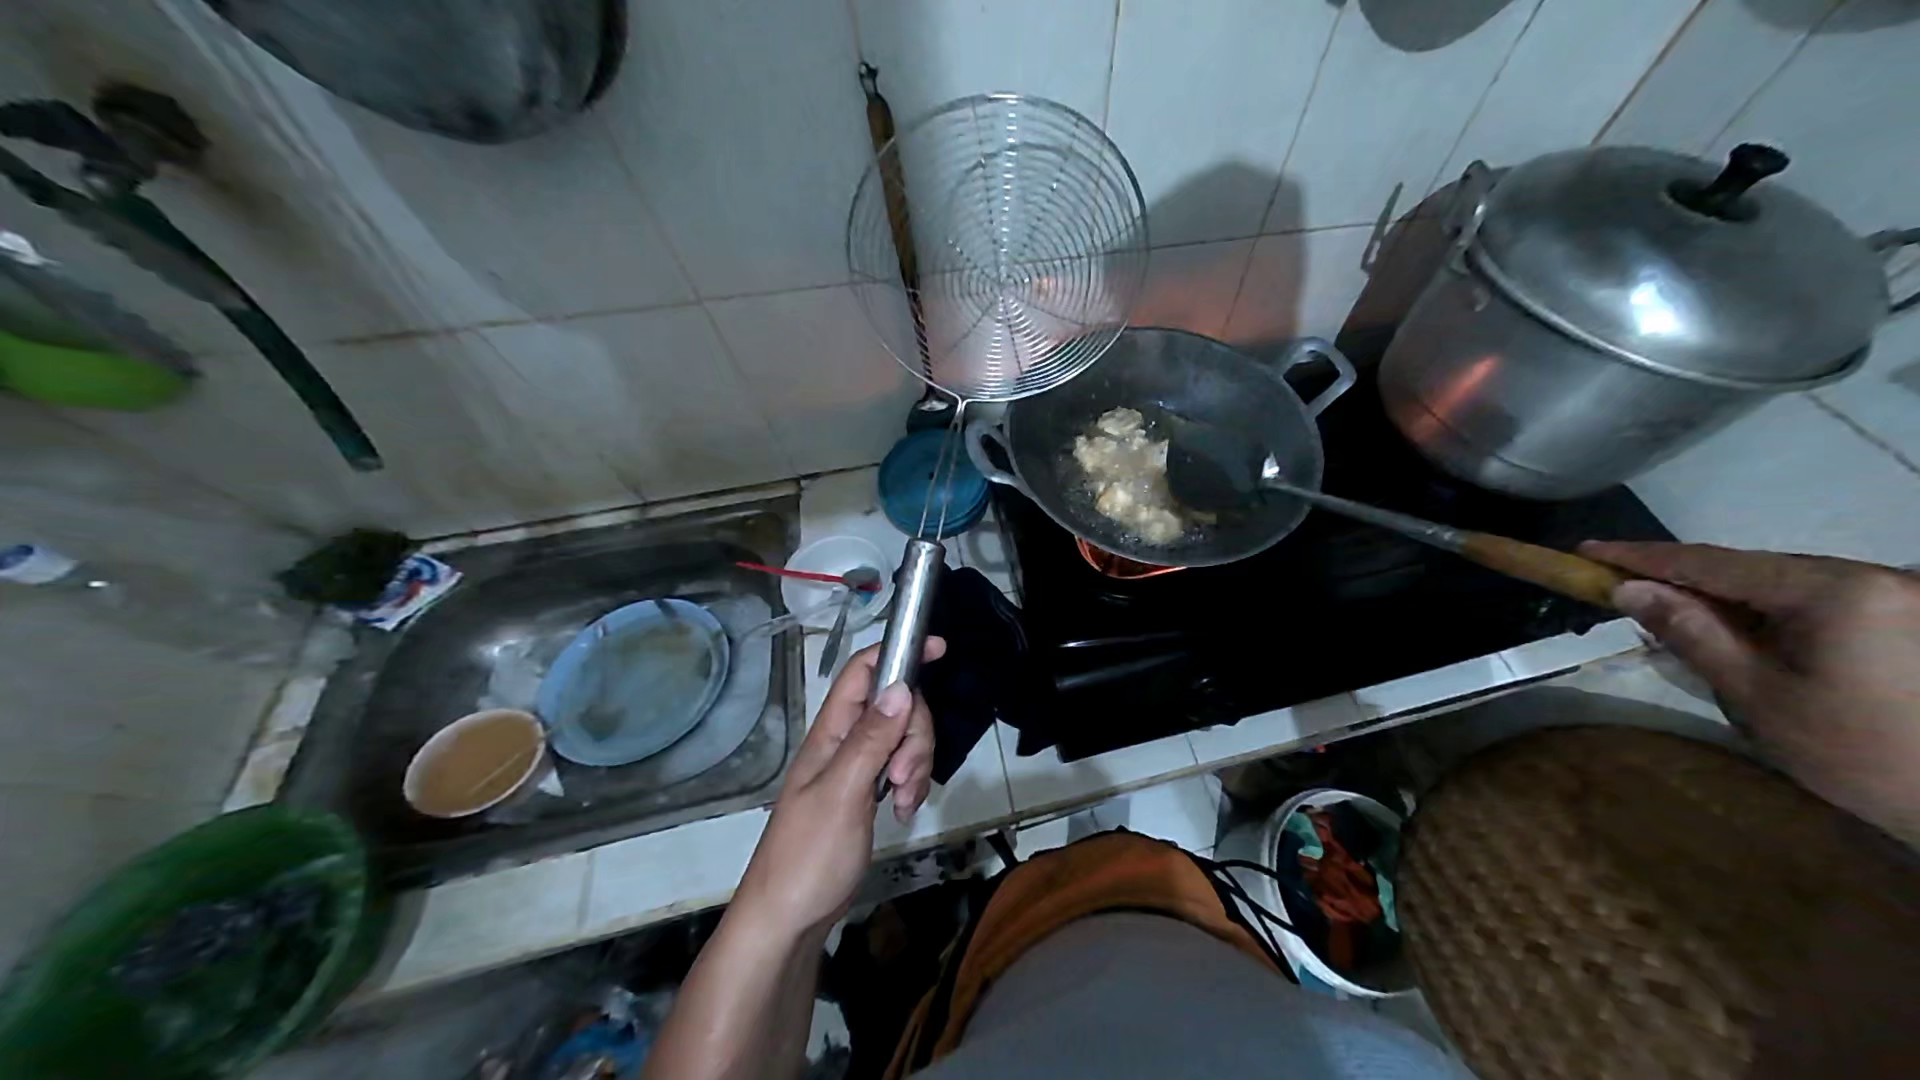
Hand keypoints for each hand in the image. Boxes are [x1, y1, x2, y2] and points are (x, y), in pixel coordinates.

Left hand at [731, 638, 945, 938]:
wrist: (789, 918)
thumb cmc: (808, 854)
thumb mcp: (842, 794)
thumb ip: (871, 740)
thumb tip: (901, 686)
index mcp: (831, 731)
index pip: (863, 672)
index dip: (896, 653)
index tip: (938, 649)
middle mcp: (845, 741)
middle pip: (896, 706)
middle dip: (914, 735)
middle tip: (903, 776)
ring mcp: (857, 767)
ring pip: (903, 738)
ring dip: (915, 765)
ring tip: (902, 801)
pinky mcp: (867, 791)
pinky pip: (901, 769)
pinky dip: (911, 785)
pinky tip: (903, 811)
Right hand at [1583, 541, 1919, 844]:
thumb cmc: (1865, 754)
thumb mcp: (1757, 695)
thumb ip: (1690, 632)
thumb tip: (1628, 589)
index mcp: (1834, 591)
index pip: (1710, 563)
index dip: (1639, 556)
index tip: (1584, 551)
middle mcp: (1874, 578)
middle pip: (1750, 568)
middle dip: (1681, 576)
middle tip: (1621, 586)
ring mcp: (1902, 597)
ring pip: (1783, 582)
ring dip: (1723, 594)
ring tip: (1672, 610)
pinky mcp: (1913, 619)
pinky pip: (1818, 599)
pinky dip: (1765, 608)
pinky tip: (1742, 629)